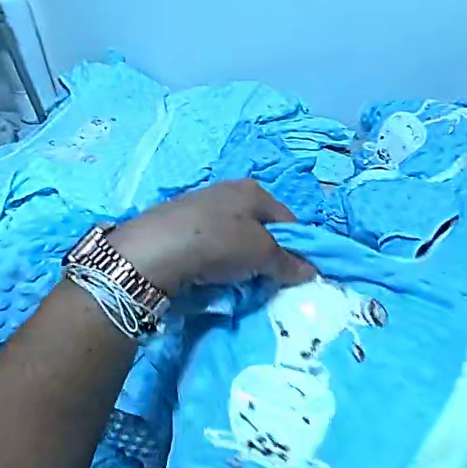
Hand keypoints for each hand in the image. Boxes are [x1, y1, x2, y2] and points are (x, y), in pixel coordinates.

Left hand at [106, 179, 316, 293]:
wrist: (157, 248)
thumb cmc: (220, 242)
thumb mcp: (262, 254)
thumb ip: (288, 262)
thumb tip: (310, 271)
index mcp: (254, 189)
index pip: (288, 219)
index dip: (295, 246)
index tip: (292, 271)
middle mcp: (229, 189)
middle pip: (260, 225)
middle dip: (265, 252)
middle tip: (263, 277)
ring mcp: (202, 203)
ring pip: (234, 234)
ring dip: (239, 256)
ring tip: (234, 278)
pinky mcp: (179, 221)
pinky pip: (210, 241)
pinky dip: (215, 257)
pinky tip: (209, 272)